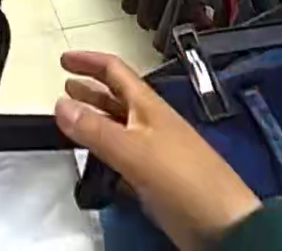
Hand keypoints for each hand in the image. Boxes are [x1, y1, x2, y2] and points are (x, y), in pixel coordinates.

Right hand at [53, 51, 261, 250]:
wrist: (221, 222)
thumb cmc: (181, 176)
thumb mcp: (134, 150)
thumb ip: (96, 130)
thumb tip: (60, 103)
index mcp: (146, 104)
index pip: (114, 70)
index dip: (89, 61)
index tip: (64, 58)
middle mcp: (148, 120)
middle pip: (115, 95)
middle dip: (89, 87)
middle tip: (65, 84)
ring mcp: (152, 148)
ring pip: (117, 124)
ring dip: (94, 117)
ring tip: (71, 116)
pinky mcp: (152, 177)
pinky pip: (121, 154)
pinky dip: (103, 150)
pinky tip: (92, 160)